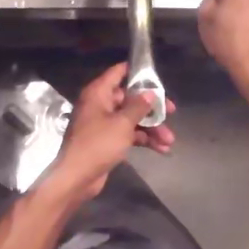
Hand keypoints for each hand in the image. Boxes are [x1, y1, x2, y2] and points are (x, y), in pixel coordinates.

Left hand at [43, 62, 174, 199]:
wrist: (77, 176)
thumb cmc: (98, 144)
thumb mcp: (122, 123)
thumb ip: (138, 106)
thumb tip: (150, 93)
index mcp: (98, 93)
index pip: (117, 73)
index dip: (136, 71)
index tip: (155, 74)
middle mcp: (100, 105)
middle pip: (129, 99)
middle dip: (151, 108)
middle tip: (172, 112)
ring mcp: (103, 124)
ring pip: (132, 120)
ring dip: (151, 129)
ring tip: (170, 140)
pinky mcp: (107, 142)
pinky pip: (128, 135)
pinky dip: (143, 140)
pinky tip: (161, 149)